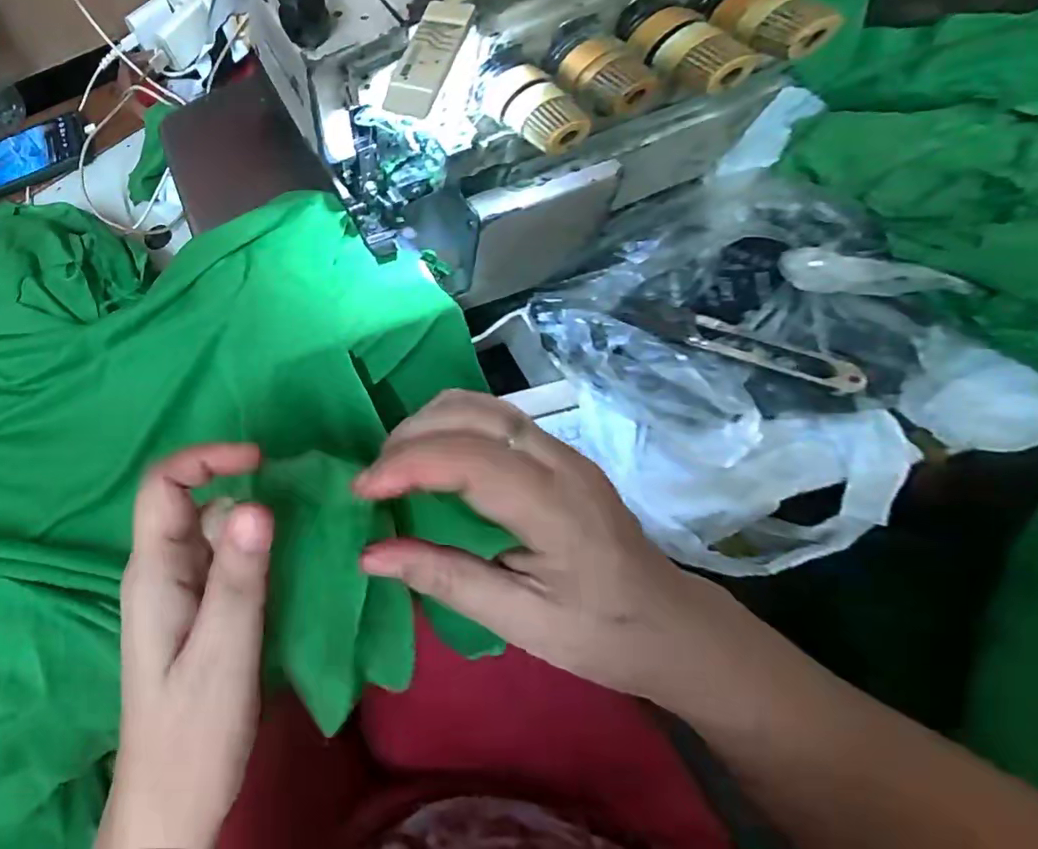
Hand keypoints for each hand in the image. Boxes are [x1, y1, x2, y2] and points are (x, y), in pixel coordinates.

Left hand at [100, 444, 273, 848]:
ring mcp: (175, 590)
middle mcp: (158, 570)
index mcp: (153, 572)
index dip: (205, 457)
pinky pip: (221, 563)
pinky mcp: (193, 611)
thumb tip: (256, 504)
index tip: (259, 458)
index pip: (164, 485)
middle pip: (191, 504)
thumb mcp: (224, 656)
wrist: (169, 804)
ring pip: (210, 532)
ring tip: (304, 542)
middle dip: (240, 493)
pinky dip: (252, 556)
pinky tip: (286, 572)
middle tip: (298, 510)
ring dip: (251, 529)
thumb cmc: (193, 736)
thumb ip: (238, 579)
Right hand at [355, 390, 754, 704]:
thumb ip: (444, 579)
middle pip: (469, 415)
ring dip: (423, 424)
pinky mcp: (553, 448)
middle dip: (407, 438)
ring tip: (393, 466)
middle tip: (374, 481)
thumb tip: (368, 554)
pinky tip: (428, 456)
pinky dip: (443, 424)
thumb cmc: (600, 634)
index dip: (407, 465)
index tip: (362, 491)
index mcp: (559, 510)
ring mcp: (560, 449)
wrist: (676, 628)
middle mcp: (561, 463)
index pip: (471, 460)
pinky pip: (486, 413)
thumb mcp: (520, 622)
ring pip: (476, 403)